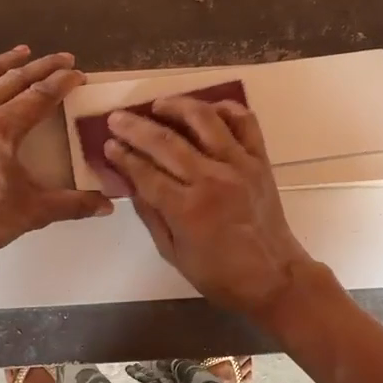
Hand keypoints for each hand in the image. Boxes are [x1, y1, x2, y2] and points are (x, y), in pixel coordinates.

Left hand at [0, 41, 112, 283]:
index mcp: (2, 129)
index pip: (40, 96)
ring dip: (4, 62)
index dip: (63, 83)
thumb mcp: (34, 212)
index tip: (78, 75)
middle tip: (63, 59)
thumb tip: (108, 205)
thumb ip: (73, 204)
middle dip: (42, 68)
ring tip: (23, 52)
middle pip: (14, 80)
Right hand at [103, 96, 317, 317]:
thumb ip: (150, 214)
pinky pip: (244, 122)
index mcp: (186, 209)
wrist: (274, 277)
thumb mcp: (173, 253)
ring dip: (177, 106)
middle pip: (166, 142)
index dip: (122, 157)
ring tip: (158, 104)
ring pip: (204, 120)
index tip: (108, 145)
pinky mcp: (259, 161)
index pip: (145, 172)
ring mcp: (239, 166)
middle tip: (117, 118)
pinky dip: (225, 109)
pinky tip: (207, 110)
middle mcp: (211, 180)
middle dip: (136, 127)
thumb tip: (130, 182)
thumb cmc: (219, 274)